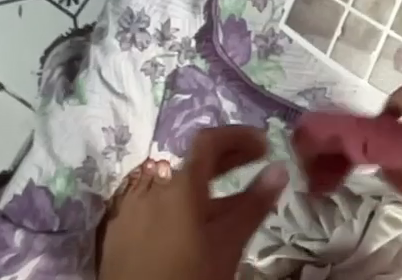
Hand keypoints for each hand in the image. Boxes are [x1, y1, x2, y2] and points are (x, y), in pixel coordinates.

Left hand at [98, 126, 287, 279]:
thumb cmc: (189, 278)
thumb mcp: (227, 245)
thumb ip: (253, 204)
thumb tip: (280, 169)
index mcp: (181, 184)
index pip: (210, 141)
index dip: (238, 136)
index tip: (264, 144)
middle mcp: (154, 185)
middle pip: (194, 160)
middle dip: (228, 158)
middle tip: (257, 161)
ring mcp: (134, 206)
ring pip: (176, 185)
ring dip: (206, 184)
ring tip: (232, 198)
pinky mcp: (122, 229)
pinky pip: (157, 203)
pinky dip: (181, 204)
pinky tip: (194, 223)